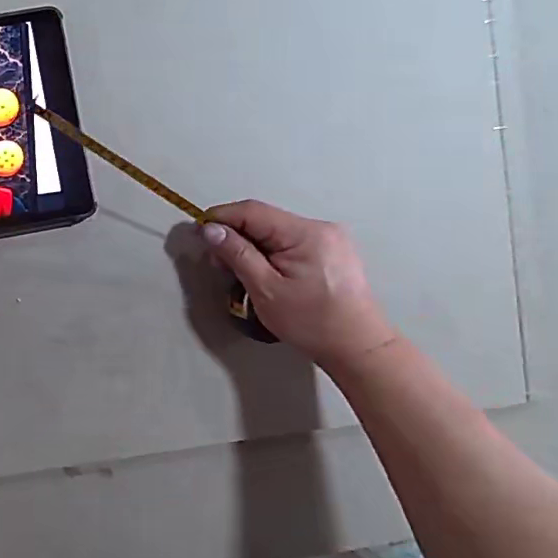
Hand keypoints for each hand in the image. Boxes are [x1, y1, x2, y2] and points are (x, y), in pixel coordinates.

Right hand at [199, 200, 397, 366]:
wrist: (358, 347)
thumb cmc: (311, 322)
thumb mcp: (265, 289)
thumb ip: (237, 254)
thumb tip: (210, 229)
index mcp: (306, 233)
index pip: (252, 211)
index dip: (220, 218)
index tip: (198, 234)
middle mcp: (320, 227)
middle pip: (264, 219)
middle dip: (234, 235)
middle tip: (217, 264)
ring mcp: (328, 238)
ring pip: (274, 231)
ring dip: (250, 246)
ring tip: (238, 273)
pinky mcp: (330, 251)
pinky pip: (288, 242)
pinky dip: (268, 252)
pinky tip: (261, 273)